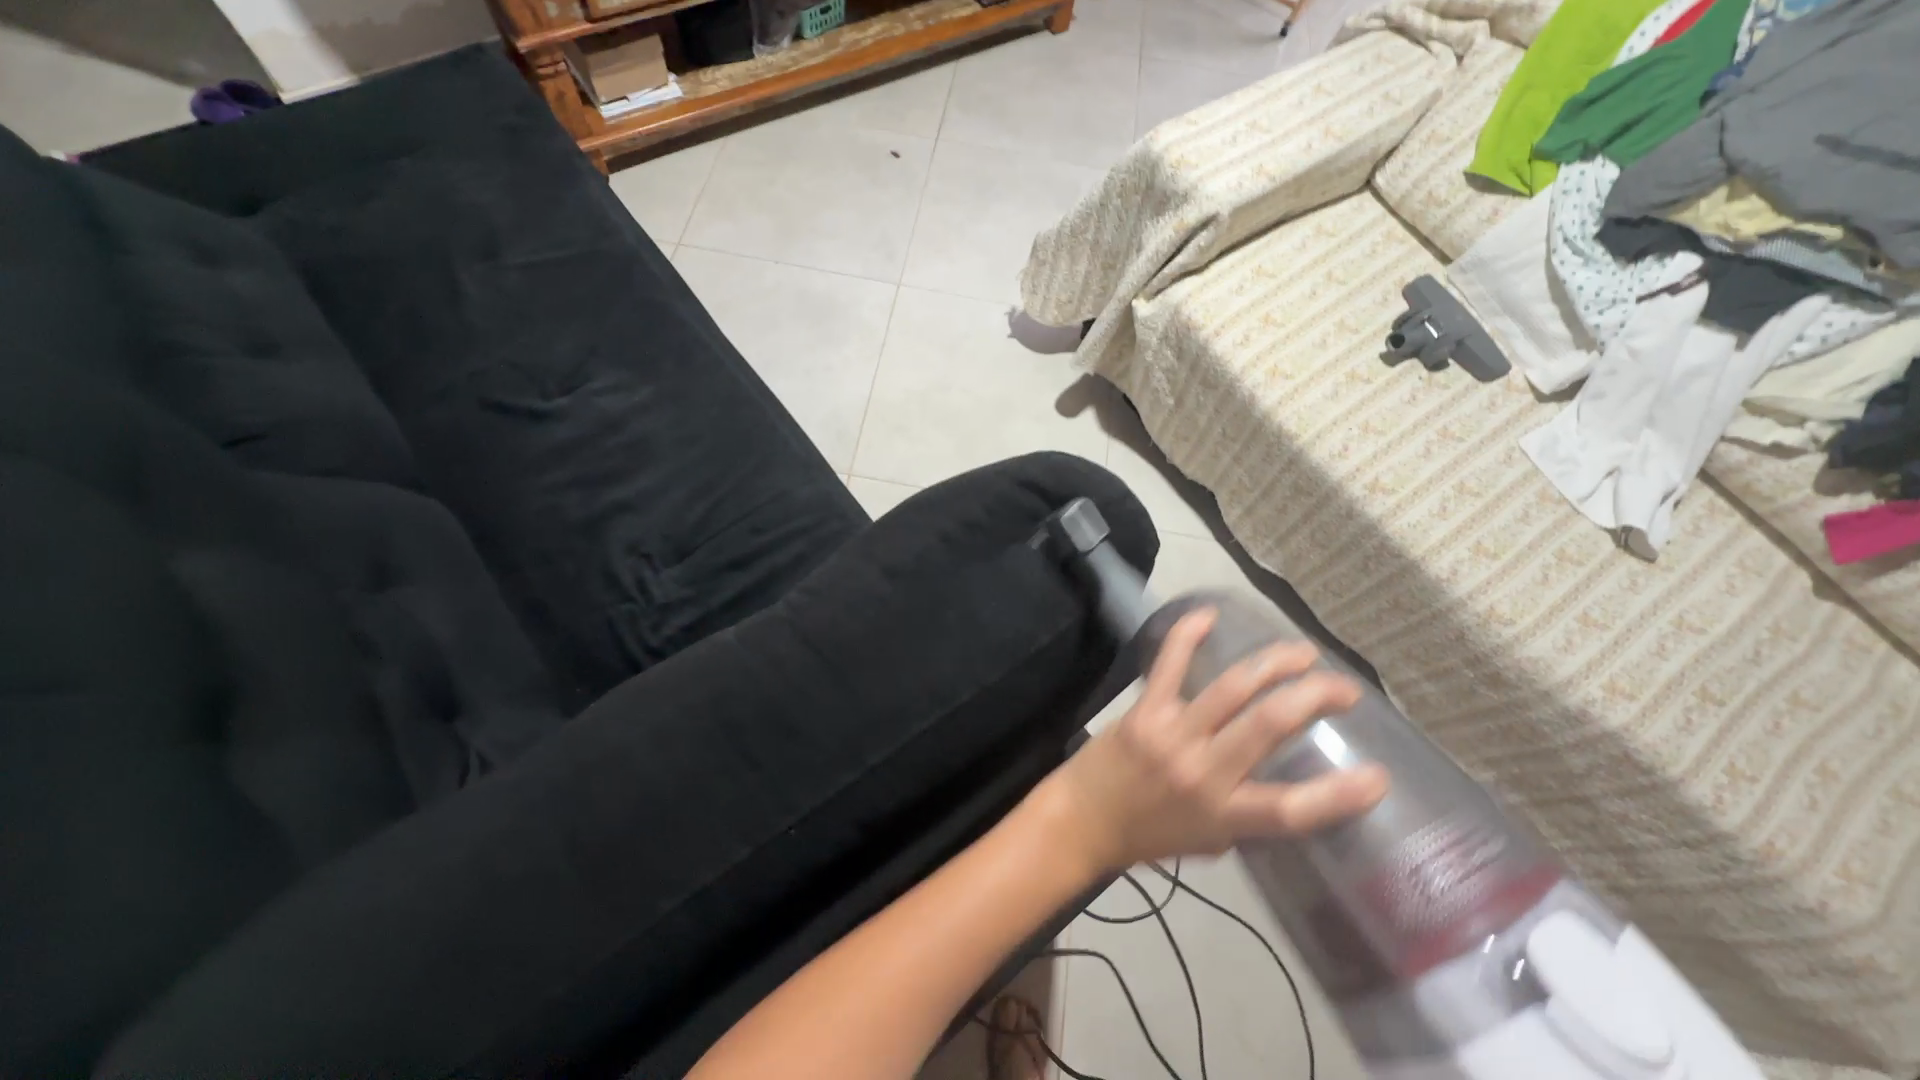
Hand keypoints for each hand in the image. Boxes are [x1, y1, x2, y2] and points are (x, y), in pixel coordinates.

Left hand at [1043, 609, 1389, 872]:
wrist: (1082, 821)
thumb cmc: (1150, 836)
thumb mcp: (1210, 841)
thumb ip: (1247, 814)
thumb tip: (1285, 786)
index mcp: (1224, 814)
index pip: (1292, 809)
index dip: (1340, 795)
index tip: (1380, 775)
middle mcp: (1203, 771)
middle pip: (1270, 725)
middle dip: (1315, 697)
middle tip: (1344, 688)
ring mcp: (1173, 735)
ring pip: (1233, 689)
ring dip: (1274, 664)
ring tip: (1303, 654)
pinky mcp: (1145, 711)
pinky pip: (1170, 665)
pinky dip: (1189, 635)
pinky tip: (1211, 614)